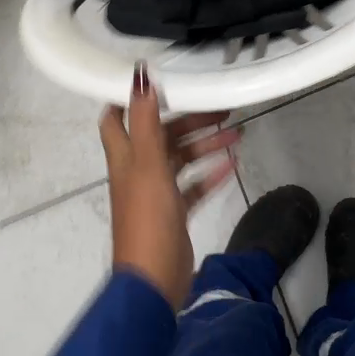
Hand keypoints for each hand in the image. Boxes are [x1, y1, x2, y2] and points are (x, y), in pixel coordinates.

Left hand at [100, 63, 241, 306]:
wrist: (154, 278)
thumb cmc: (147, 215)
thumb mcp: (147, 162)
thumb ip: (145, 119)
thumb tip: (139, 77)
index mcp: (125, 154)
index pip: (118, 117)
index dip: (129, 97)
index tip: (156, 78)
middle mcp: (137, 168)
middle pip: (161, 134)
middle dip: (188, 119)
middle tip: (220, 107)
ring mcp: (156, 191)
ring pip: (181, 157)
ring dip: (206, 144)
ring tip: (237, 133)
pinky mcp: (174, 211)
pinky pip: (193, 184)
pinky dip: (210, 172)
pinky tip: (231, 164)